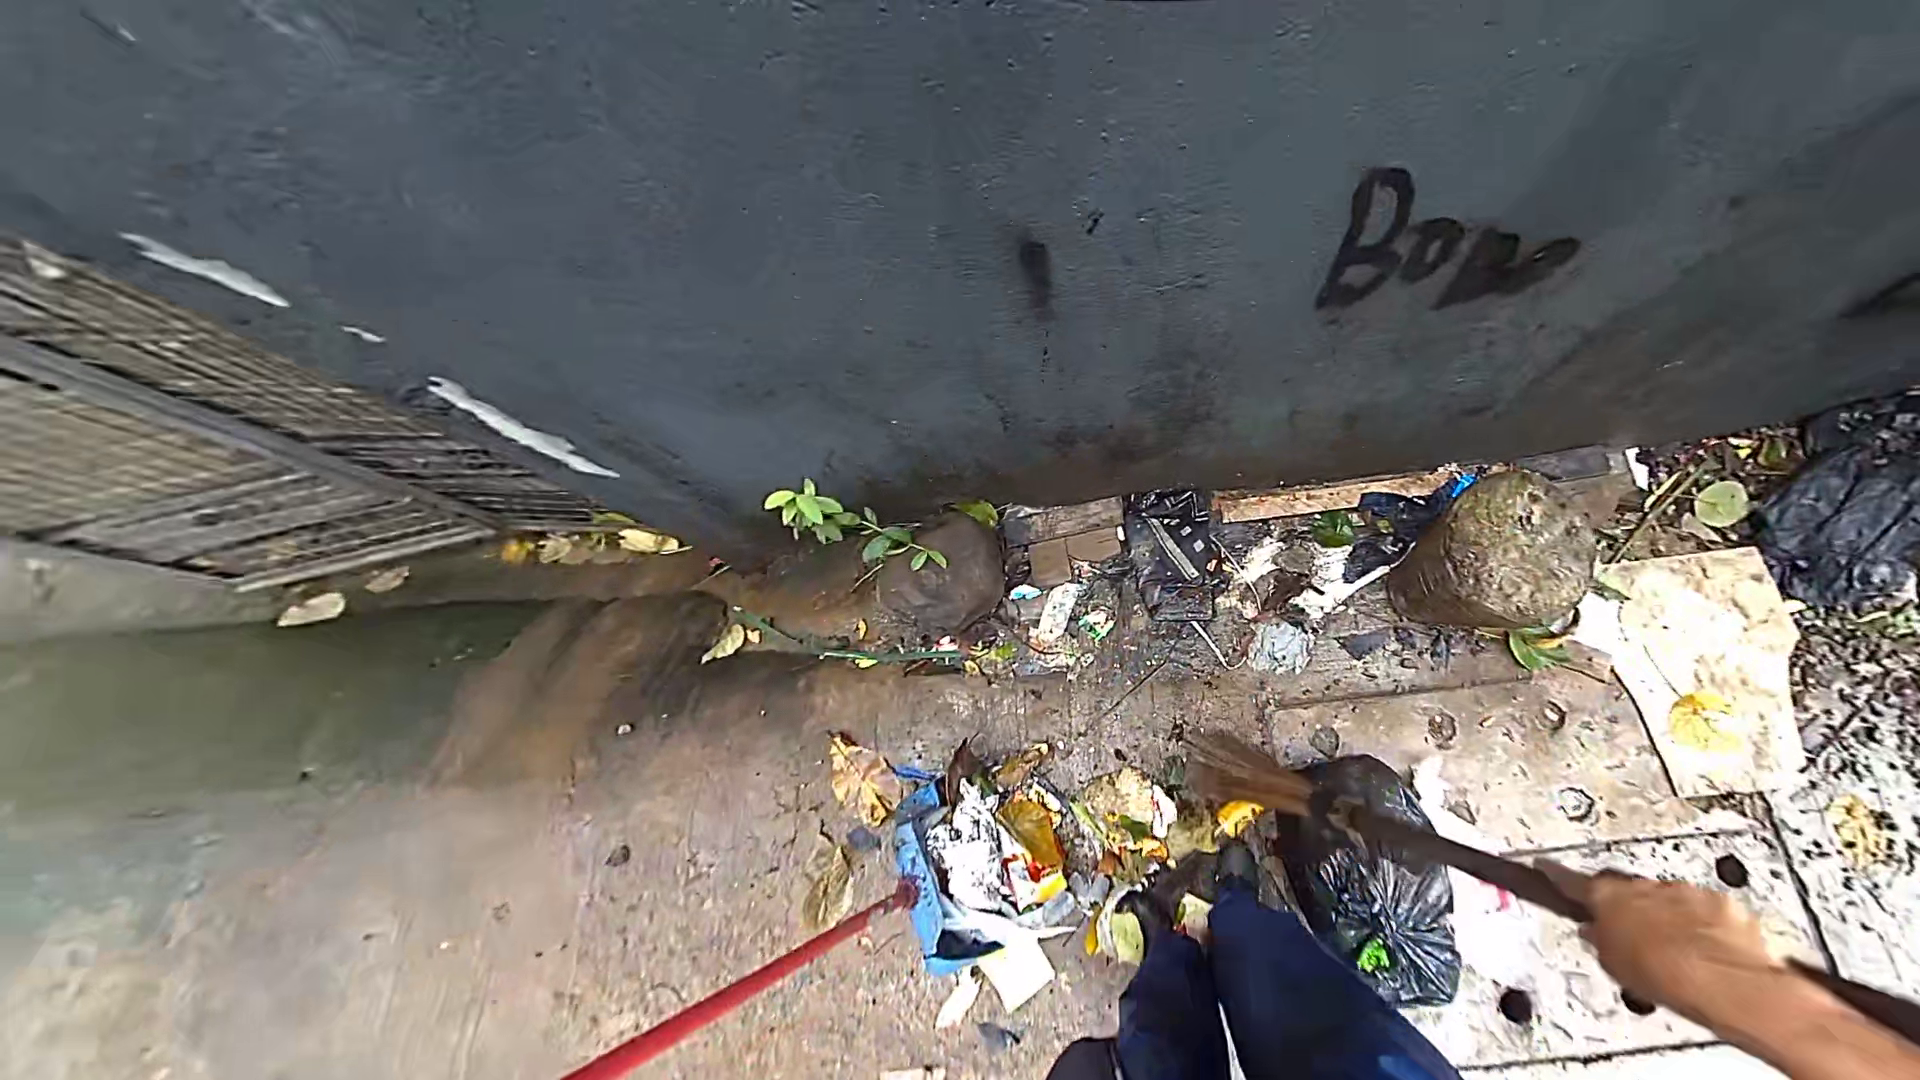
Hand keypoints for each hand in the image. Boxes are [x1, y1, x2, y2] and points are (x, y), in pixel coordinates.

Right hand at [1538, 862, 1779, 1025]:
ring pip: (1668, 898)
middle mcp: (1637, 885)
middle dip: (1631, 906)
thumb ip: (1599, 939)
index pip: (1565, 878)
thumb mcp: (1614, 964)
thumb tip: (1597, 933)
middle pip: (1626, 889)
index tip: (1543, 866)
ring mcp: (1681, 892)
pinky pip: (1708, 908)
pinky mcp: (1722, 905)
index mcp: (1602, 894)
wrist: (1734, 989)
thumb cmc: (1668, 977)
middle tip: (1640, 934)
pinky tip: (1716, 948)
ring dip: (1672, 915)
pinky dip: (1709, 924)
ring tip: (1685, 949)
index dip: (1552, 873)